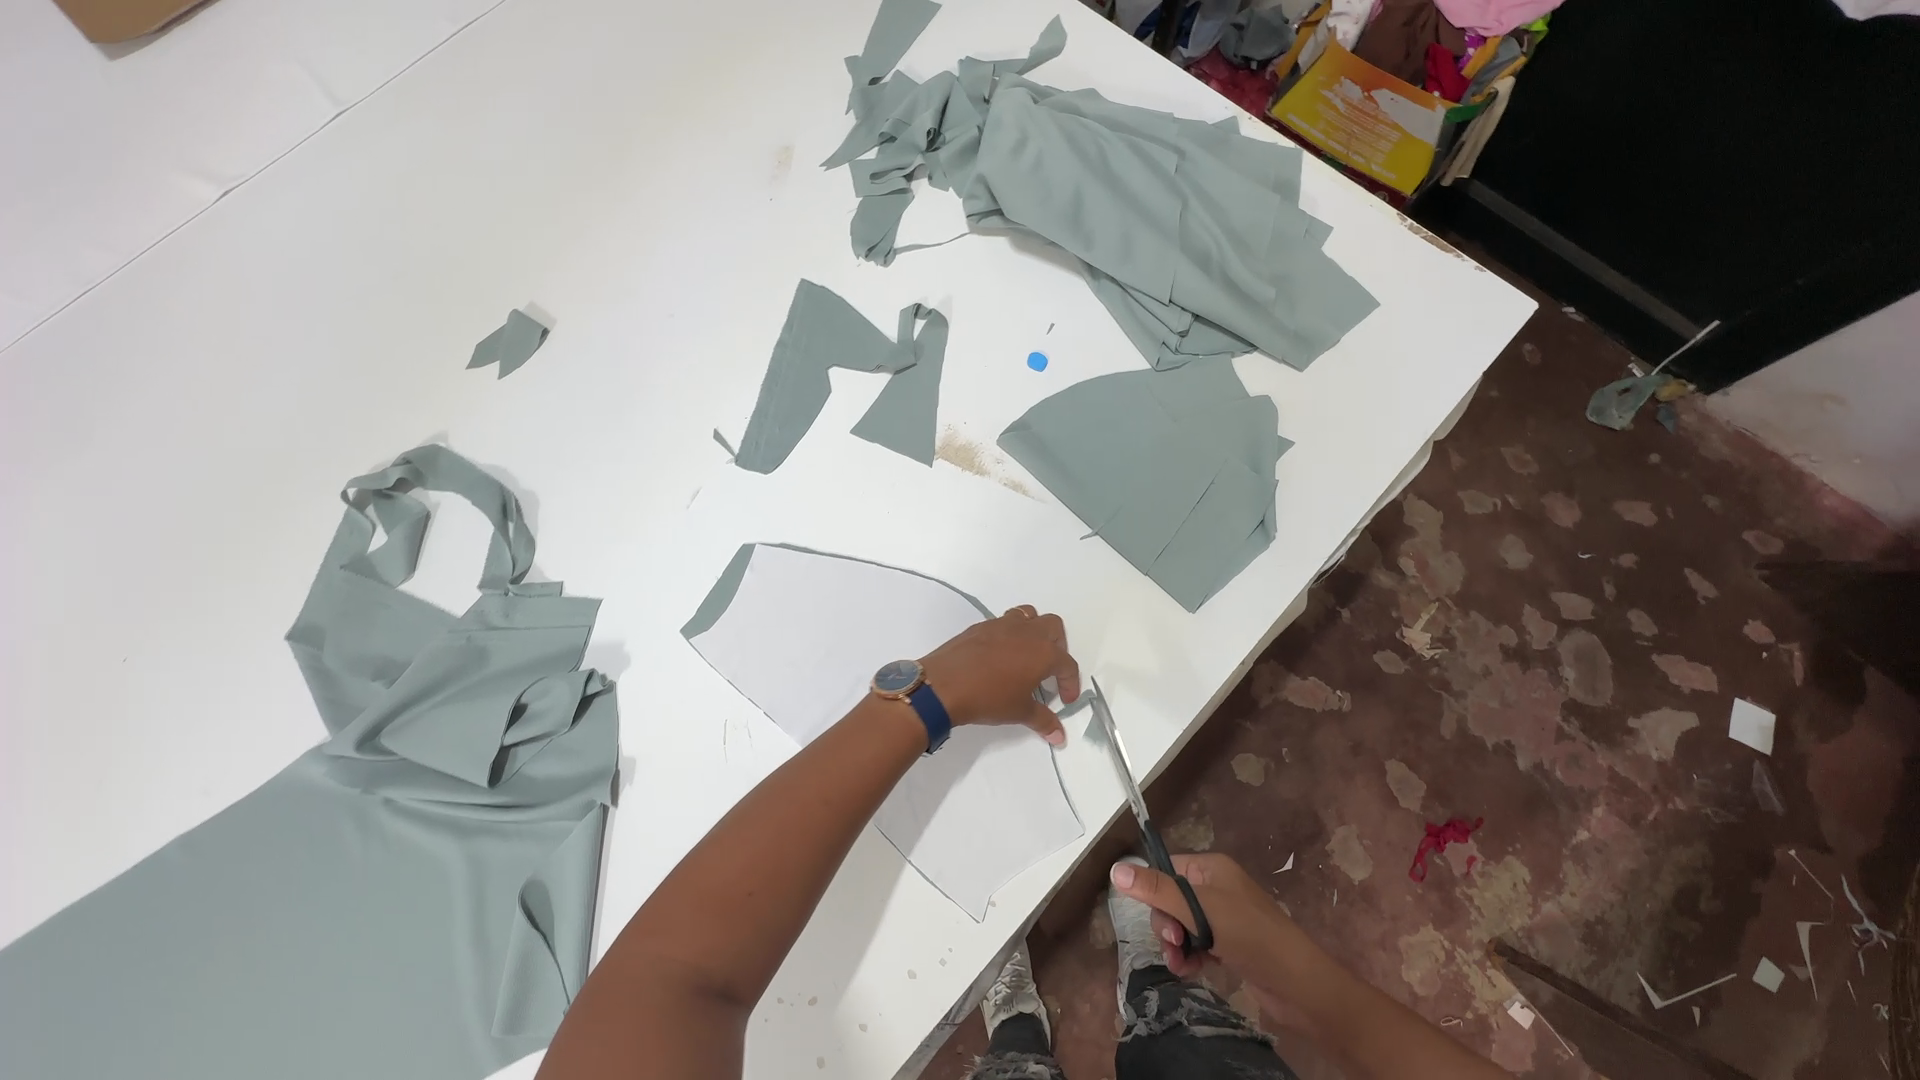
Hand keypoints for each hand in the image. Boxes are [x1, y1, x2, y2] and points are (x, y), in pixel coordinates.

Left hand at [919, 605, 1079, 744]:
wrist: (944, 685)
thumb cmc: (989, 698)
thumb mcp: (1019, 712)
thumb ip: (1043, 721)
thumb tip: (1060, 736)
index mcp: (1043, 652)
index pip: (1067, 665)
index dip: (1070, 683)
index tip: (1065, 700)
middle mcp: (1027, 632)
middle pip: (1053, 627)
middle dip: (1058, 646)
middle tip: (1050, 669)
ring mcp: (1002, 625)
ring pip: (1028, 616)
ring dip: (1034, 631)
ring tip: (1027, 654)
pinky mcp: (980, 626)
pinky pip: (1003, 622)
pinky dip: (1009, 634)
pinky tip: (999, 656)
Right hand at [1109, 853, 1302, 981]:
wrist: (1298, 983)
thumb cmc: (1249, 934)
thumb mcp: (1199, 909)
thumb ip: (1157, 890)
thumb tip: (1115, 869)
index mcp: (1211, 869)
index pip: (1167, 870)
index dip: (1155, 895)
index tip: (1161, 921)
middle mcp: (1217, 888)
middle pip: (1171, 901)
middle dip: (1166, 925)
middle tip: (1174, 944)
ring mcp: (1225, 917)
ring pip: (1182, 926)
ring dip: (1176, 946)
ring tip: (1181, 965)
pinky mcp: (1230, 944)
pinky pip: (1197, 944)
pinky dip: (1190, 957)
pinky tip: (1191, 972)